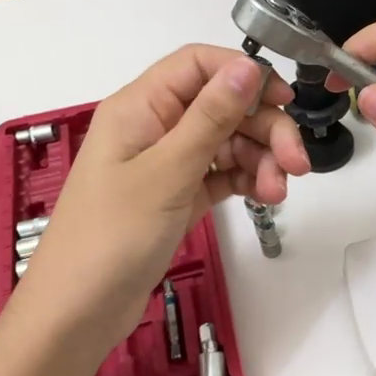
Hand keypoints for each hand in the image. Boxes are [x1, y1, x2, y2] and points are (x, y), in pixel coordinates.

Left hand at [24, 46, 308, 347]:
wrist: (79, 310)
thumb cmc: (113, 236)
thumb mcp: (167, 172)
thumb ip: (210, 118)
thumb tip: (247, 66)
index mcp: (140, 107)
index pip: (199, 65)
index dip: (244, 75)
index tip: (285, 100)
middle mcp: (154, 128)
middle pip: (222, 106)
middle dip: (264, 128)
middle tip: (297, 164)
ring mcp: (167, 165)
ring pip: (227, 143)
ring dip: (260, 160)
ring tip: (278, 193)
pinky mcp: (177, 197)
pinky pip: (221, 174)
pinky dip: (245, 181)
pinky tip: (263, 196)